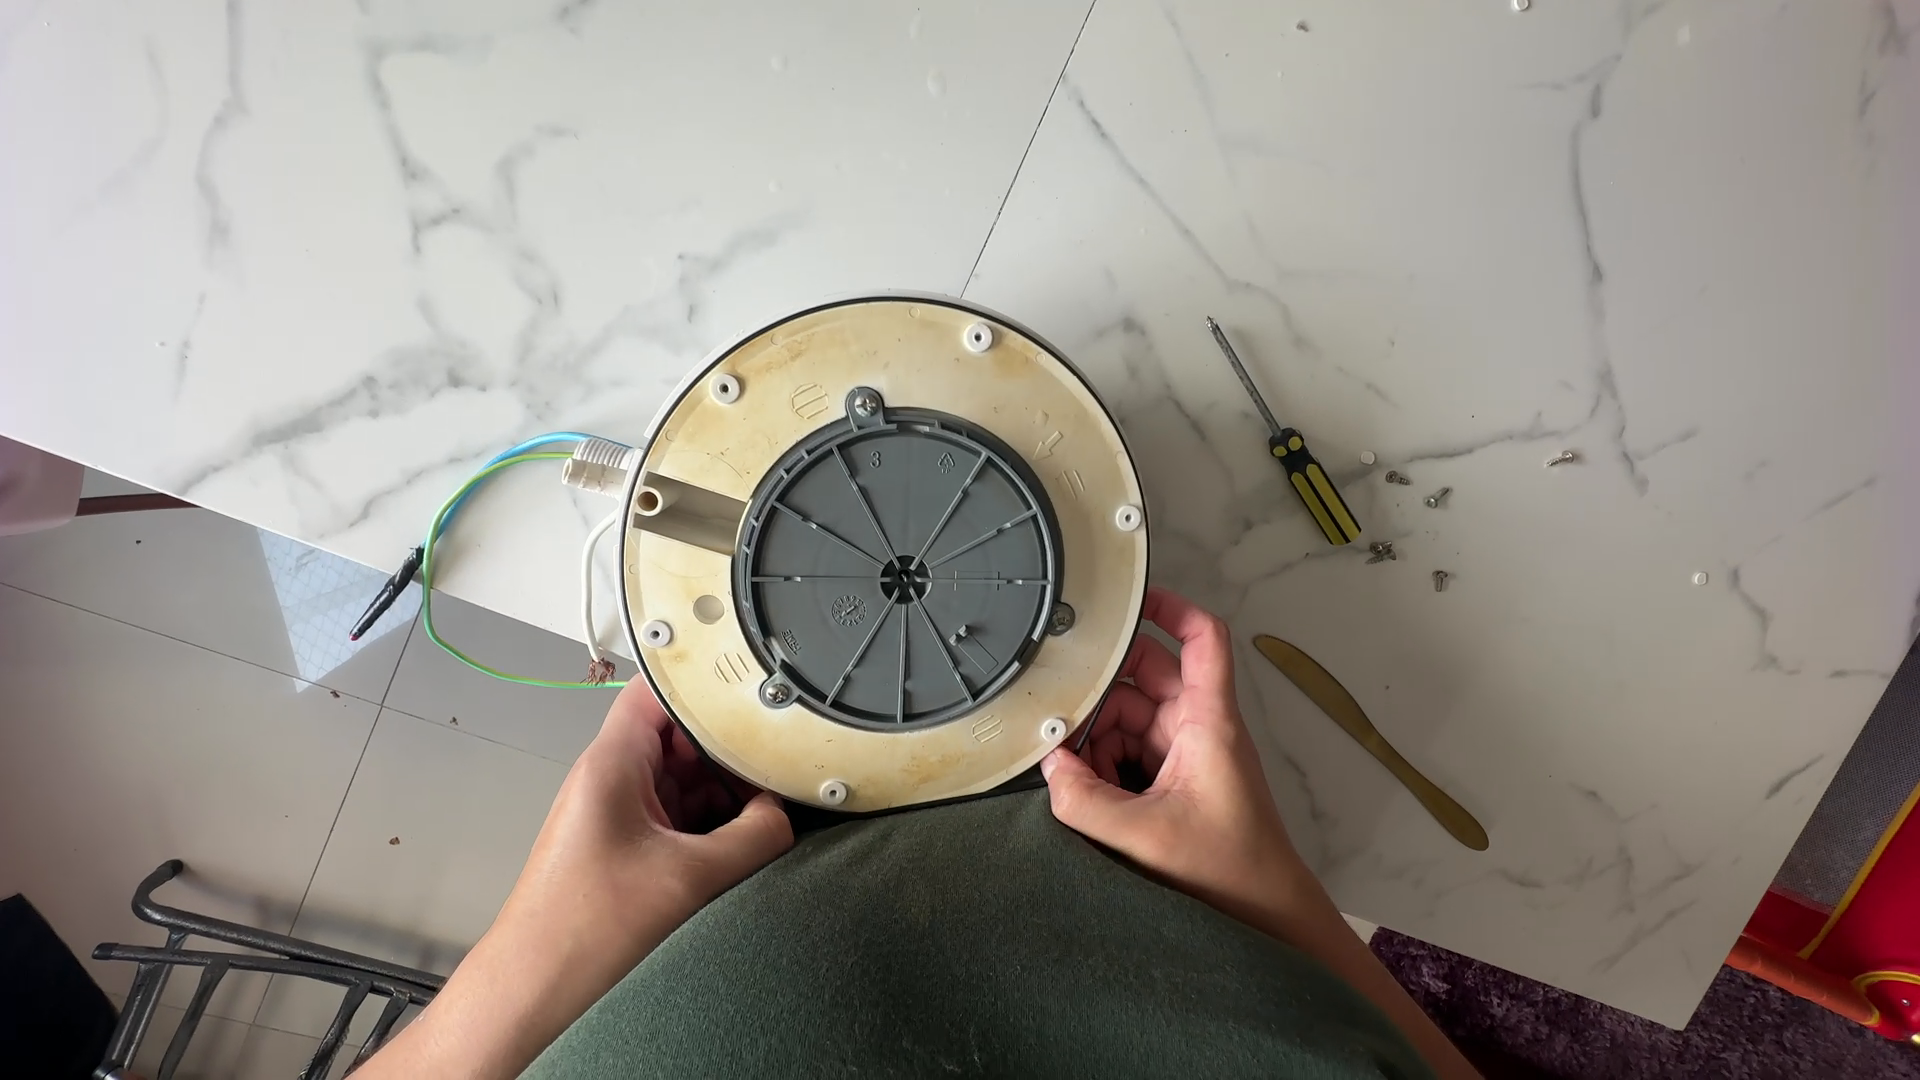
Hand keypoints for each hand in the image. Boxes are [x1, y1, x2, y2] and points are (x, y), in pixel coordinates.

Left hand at [361, 680, 791, 1079]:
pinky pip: (685, 812)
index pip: (658, 689)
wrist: (531, 999)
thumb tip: (786, 816)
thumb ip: (754, 836)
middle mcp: (615, 779)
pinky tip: (746, 839)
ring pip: (690, 775)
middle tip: (774, 760)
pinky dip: (718, 821)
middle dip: (733, 748)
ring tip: (766, 808)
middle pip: (686, 734)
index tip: (747, 680)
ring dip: (729, 790)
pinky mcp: (632, 842)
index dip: (703, 678)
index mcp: (613, 765)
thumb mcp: (689, 878)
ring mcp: (624, 811)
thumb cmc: (576, 936)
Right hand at [1040, 586, 1310, 929]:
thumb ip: (1086, 800)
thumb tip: (1049, 766)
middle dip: (1101, 690)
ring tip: (1071, 768)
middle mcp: (1196, 726)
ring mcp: (1182, 752)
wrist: (1266, 921)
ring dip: (1095, 735)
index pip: (1203, 638)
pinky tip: (1084, 788)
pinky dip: (1101, 762)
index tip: (1129, 597)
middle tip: (1060, 704)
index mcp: (1208, 721)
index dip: (1171, 607)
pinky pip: (1125, 750)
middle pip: (1144, 676)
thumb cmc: (1232, 871)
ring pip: (1127, 715)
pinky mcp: (1170, 778)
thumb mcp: (1147, 836)